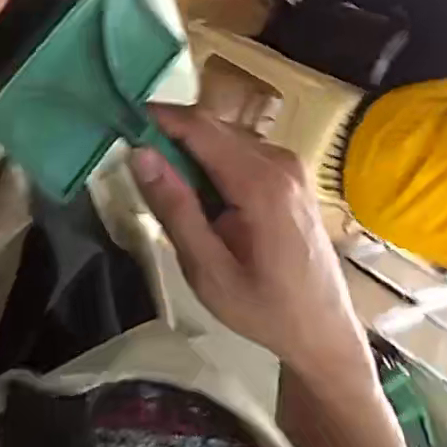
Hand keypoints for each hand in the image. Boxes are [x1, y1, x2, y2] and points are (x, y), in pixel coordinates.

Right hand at [127, 104, 369, 382]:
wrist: (323, 328)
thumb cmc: (264, 308)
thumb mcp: (208, 270)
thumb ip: (174, 208)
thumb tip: (140, 155)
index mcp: (261, 182)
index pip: (201, 127)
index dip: (160, 118)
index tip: (123, 122)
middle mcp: (280, 160)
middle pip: (213, 128)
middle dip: (172, 136)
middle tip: (136, 163)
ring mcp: (290, 164)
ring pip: (226, 137)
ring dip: (192, 151)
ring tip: (167, 187)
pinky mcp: (291, 173)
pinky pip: (242, 151)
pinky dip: (214, 162)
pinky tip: (203, 198)